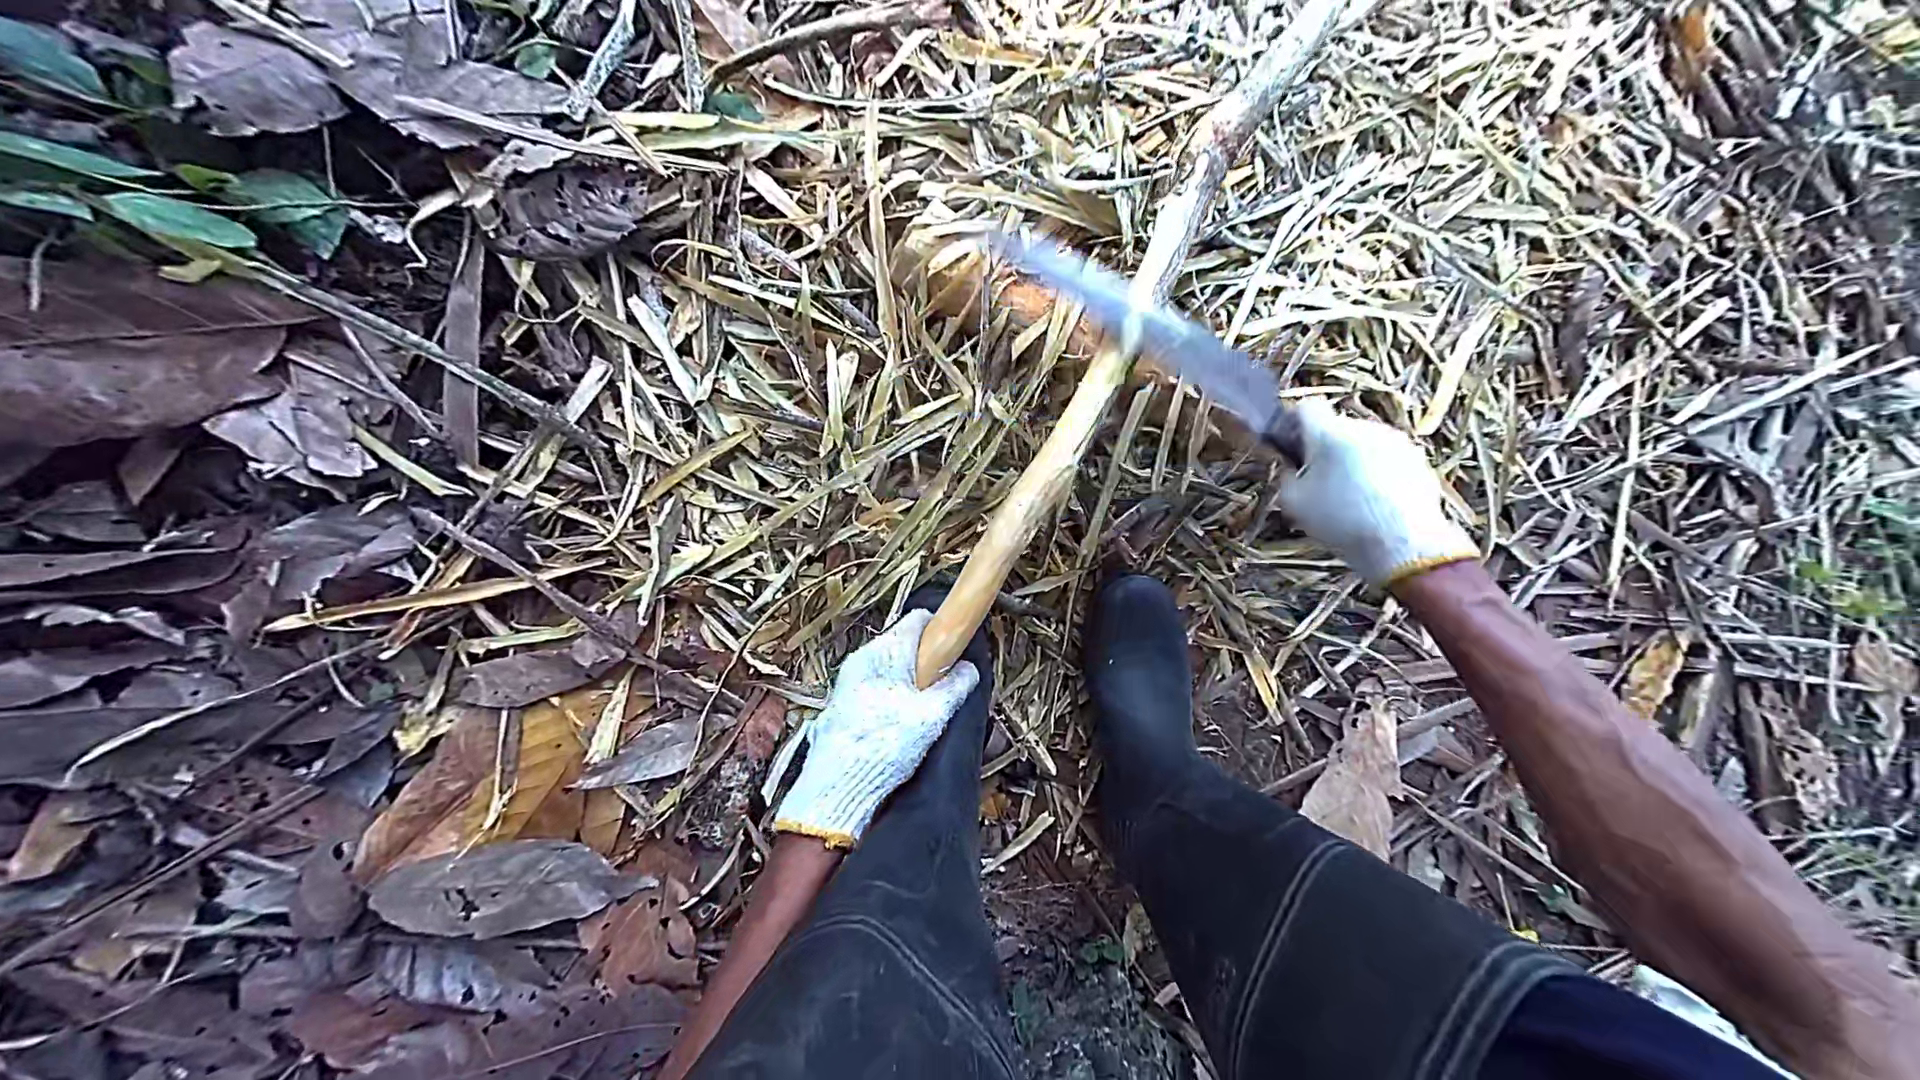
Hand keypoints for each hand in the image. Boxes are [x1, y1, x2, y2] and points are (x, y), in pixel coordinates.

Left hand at [774, 609, 978, 847]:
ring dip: (909, 686)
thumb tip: (969, 670)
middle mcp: (862, 659)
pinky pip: (875, 690)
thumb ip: (955, 687)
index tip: (954, 650)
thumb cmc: (881, 746)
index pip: (919, 619)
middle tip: (941, 693)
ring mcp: (849, 681)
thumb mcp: (932, 715)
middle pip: (906, 645)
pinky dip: (891, 701)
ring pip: (890, 670)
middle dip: (927, 665)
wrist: (837, 787)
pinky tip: (897, 729)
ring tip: (919, 718)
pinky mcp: (843, 704)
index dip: (942, 631)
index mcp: (885, 650)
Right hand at [1275, 397, 1476, 585]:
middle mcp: (1365, 427)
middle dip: (1322, 447)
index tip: (1289, 447)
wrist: (1403, 544)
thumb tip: (1290, 463)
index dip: (1293, 424)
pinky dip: (1374, 472)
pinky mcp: (1418, 459)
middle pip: (1335, 426)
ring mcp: (1396, 442)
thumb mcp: (1293, 501)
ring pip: (1361, 442)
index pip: (1306, 407)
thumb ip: (1285, 474)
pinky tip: (1372, 502)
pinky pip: (1385, 457)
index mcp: (1329, 432)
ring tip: (1347, 496)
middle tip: (1315, 480)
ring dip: (1349, 459)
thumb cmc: (1340, 521)